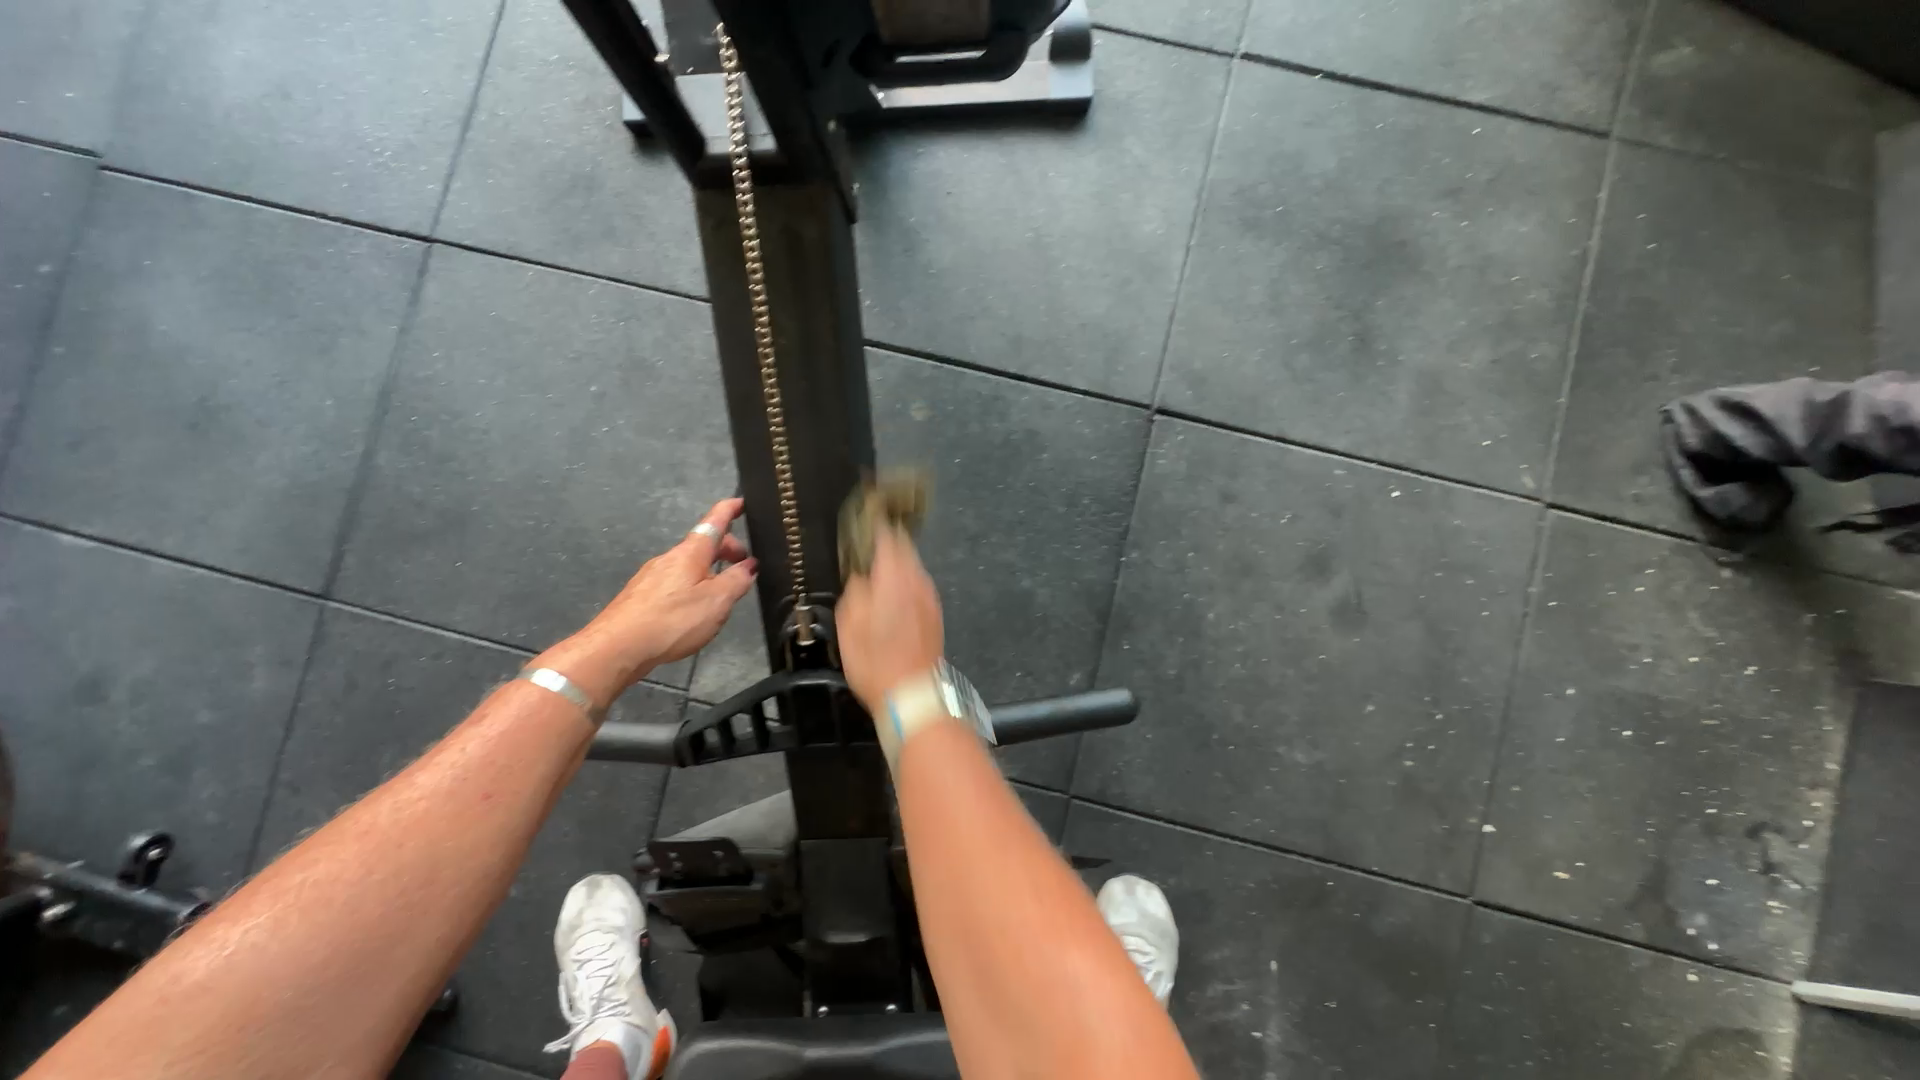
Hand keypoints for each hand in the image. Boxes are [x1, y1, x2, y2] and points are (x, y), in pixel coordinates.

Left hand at [535, 498, 756, 706]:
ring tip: (723, 593)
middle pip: (702, 544)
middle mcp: (669, 558)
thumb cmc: (672, 620)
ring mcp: (651, 576)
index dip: (730, 509)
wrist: (617, 647)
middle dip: (726, 549)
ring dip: (710, 571)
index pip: (714, 521)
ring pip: (688, 565)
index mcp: (690, 553)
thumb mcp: (717, 601)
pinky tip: (694, 609)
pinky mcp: (641, 596)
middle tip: (745, 566)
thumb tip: (749, 565)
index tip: (742, 501)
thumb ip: (737, 581)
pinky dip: (693, 585)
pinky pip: (675, 582)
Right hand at [836, 527, 943, 711]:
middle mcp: (917, 580)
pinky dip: (905, 584)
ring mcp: (930, 597)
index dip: (875, 524)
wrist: (914, 695)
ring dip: (897, 565)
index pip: (887, 536)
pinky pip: (918, 588)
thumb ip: (854, 591)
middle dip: (888, 542)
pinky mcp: (935, 615)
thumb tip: (861, 578)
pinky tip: (893, 597)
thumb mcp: (848, 625)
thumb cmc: (875, 661)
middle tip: (869, 541)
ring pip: (913, 569)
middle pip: (904, 549)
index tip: (865, 517)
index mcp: (894, 576)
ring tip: (877, 569)